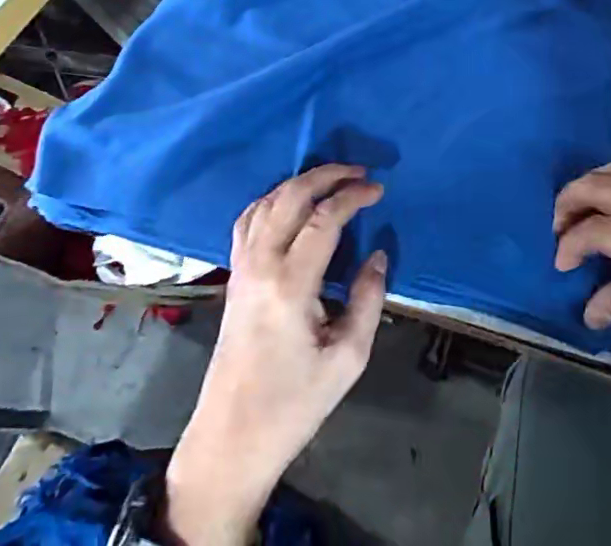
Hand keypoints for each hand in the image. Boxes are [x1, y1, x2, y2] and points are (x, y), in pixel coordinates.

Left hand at [164, 165, 386, 545]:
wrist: (231, 438)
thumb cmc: (295, 403)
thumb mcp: (349, 358)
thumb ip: (368, 299)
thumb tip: (377, 255)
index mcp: (290, 285)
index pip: (324, 218)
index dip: (353, 196)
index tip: (379, 189)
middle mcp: (260, 266)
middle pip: (289, 197)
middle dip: (326, 174)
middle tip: (359, 171)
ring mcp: (240, 270)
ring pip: (265, 203)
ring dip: (299, 182)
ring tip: (332, 179)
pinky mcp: (233, 278)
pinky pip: (247, 221)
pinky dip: (272, 199)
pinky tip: (291, 203)